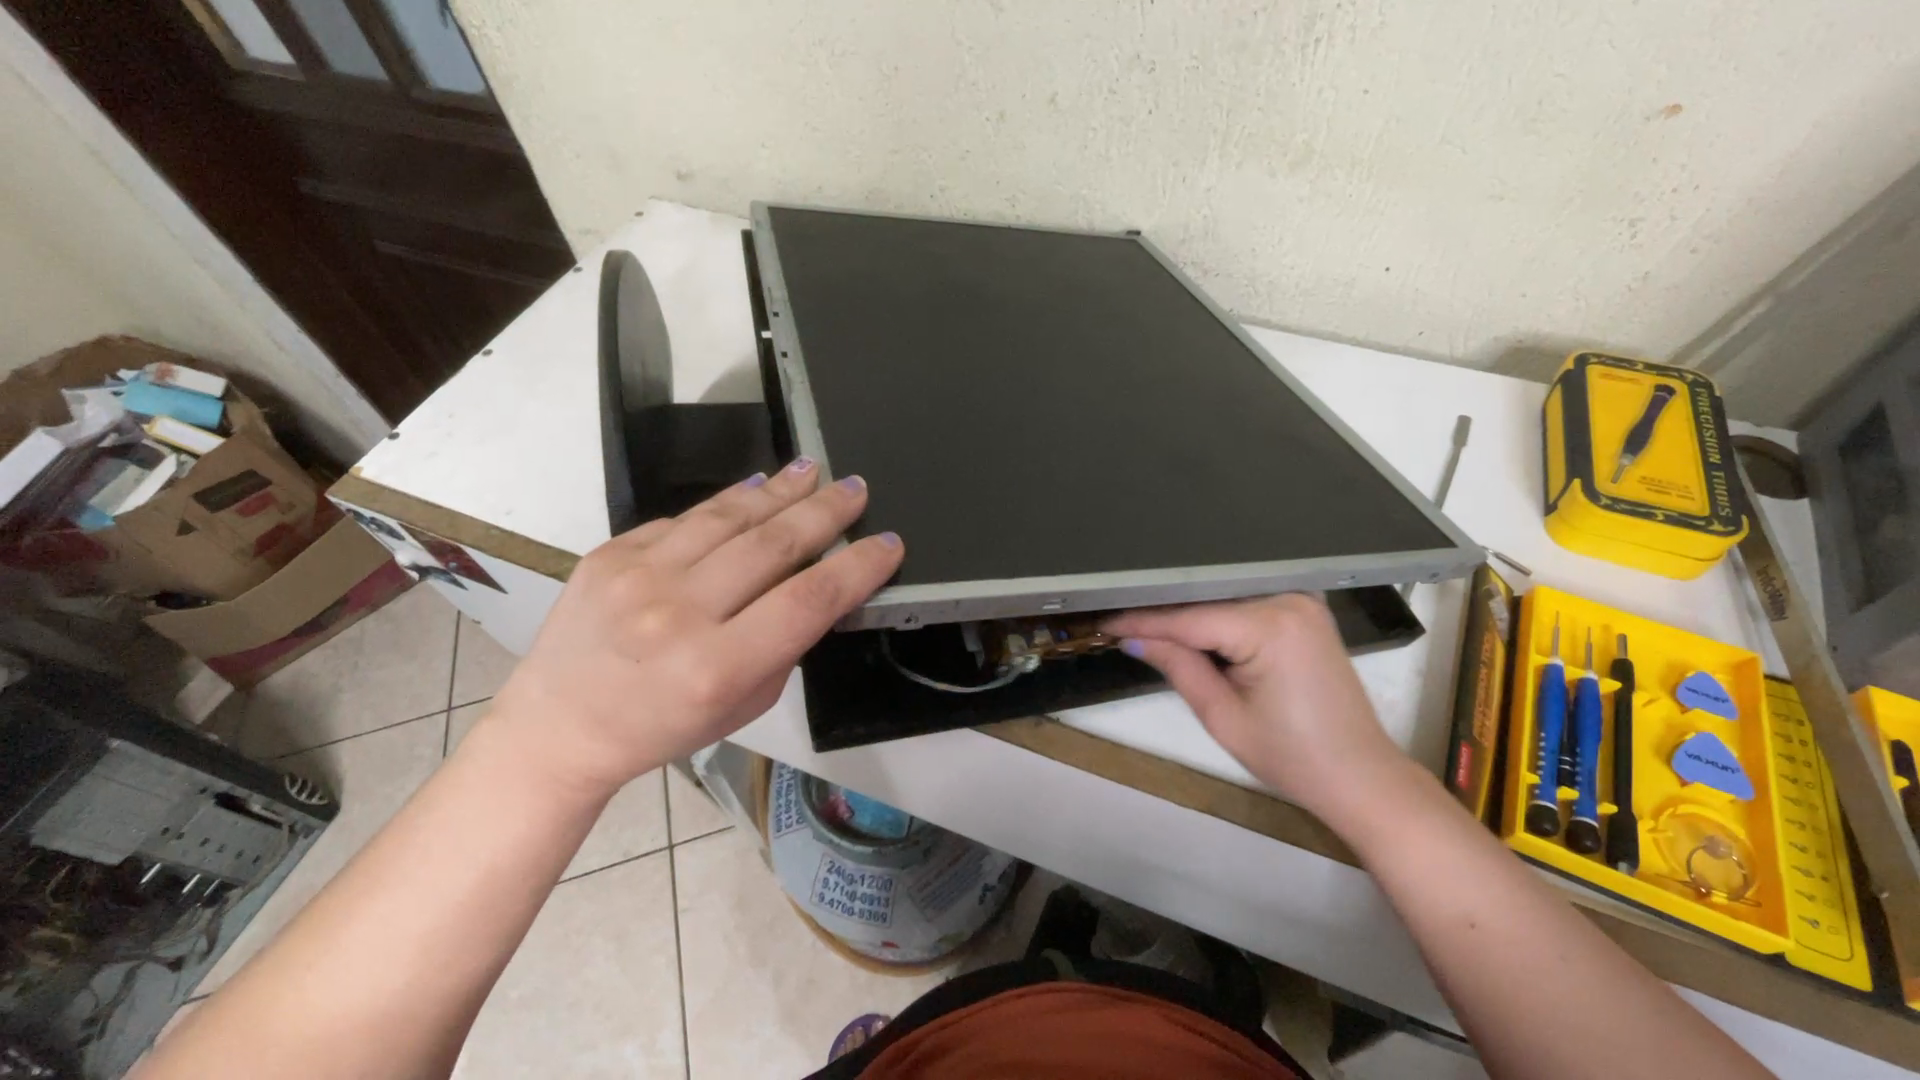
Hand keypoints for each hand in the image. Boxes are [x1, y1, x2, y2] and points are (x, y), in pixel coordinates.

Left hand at [488, 458, 901, 795]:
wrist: (562, 726)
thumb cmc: (662, 728)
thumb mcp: (743, 706)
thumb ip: (783, 647)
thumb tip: (815, 586)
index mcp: (717, 667)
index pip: (807, 601)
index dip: (856, 567)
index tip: (886, 543)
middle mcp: (678, 614)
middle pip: (772, 546)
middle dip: (825, 512)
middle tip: (856, 489)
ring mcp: (638, 577)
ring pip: (728, 518)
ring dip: (780, 491)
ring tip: (813, 471)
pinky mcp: (610, 553)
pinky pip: (684, 519)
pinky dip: (727, 502)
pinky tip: (755, 489)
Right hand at [1104, 594, 1412, 824]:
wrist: (1360, 775)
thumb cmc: (1292, 756)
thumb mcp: (1223, 716)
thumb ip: (1178, 666)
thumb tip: (1132, 639)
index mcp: (1270, 624)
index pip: (1189, 618)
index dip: (1142, 621)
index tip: (1102, 622)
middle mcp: (1287, 598)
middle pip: (1207, 601)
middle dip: (1162, 612)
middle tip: (1114, 618)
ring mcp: (1301, 601)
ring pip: (1225, 599)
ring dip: (1187, 612)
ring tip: (1140, 620)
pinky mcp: (1306, 611)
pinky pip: (1247, 605)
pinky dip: (1216, 615)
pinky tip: (1185, 623)